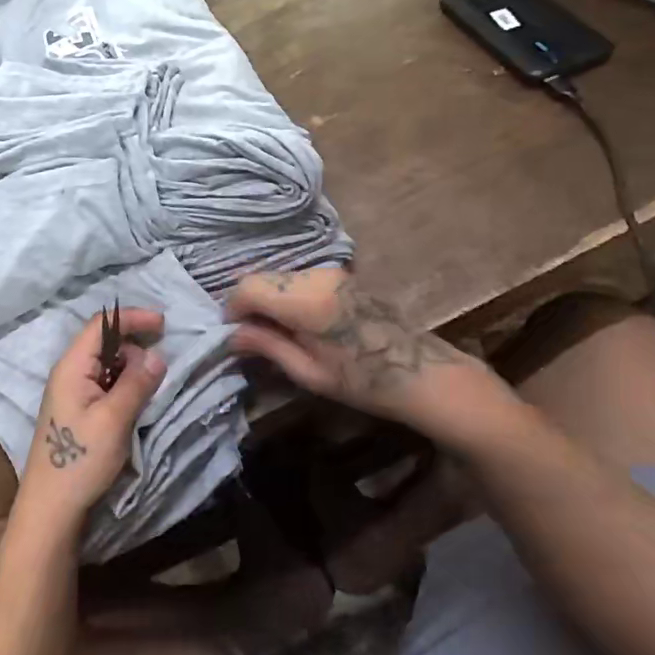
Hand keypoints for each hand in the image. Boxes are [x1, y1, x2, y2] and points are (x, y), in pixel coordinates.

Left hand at [16, 308, 167, 530]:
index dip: (131, 318)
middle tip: (163, 356)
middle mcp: (69, 372)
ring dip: (130, 364)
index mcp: (72, 366)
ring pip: (105, 362)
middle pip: (103, 341)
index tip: (163, 324)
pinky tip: (139, 395)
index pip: (101, 325)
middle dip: (134, 341)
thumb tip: (157, 355)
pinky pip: (104, 382)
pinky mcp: (78, 409)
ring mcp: (72, 391)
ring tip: (154, 379)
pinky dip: (123, 381)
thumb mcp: (114, 419)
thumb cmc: (80, 458)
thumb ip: (136, 383)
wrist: (52, 505)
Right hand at [226, 267, 498, 429]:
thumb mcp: (308, 372)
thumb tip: (230, 336)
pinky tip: (294, 322)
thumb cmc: (364, 381)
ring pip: (276, 276)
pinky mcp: (339, 276)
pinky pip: (295, 278)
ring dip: (265, 298)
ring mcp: (328, 273)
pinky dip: (283, 295)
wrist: (424, 374)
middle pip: (258, 278)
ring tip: (272, 331)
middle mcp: (314, 276)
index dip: (231, 310)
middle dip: (246, 303)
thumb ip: (266, 346)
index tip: (232, 334)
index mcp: (304, 301)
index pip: (245, 288)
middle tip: (248, 335)